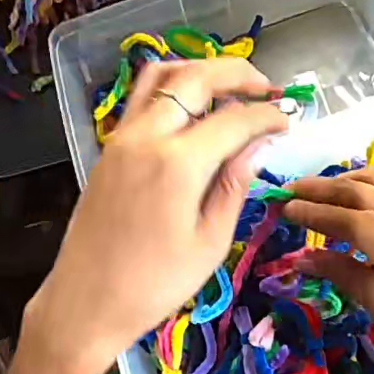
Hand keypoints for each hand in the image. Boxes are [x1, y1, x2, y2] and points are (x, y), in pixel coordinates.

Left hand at [26, 58, 290, 373]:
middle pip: (196, 78)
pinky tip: (193, 109)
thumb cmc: (154, 285)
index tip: (288, 121)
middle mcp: (146, 137)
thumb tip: (257, 146)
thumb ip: (234, 185)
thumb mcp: (209, 243)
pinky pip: (141, 98)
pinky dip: (172, 88)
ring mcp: (121, 138)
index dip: (267, 115)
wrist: (85, 302)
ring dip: (200, 72)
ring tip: (230, 88)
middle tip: (268, 88)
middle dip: (238, 74)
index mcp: (178, 163)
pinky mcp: (108, 148)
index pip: (234, 119)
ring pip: (161, 76)